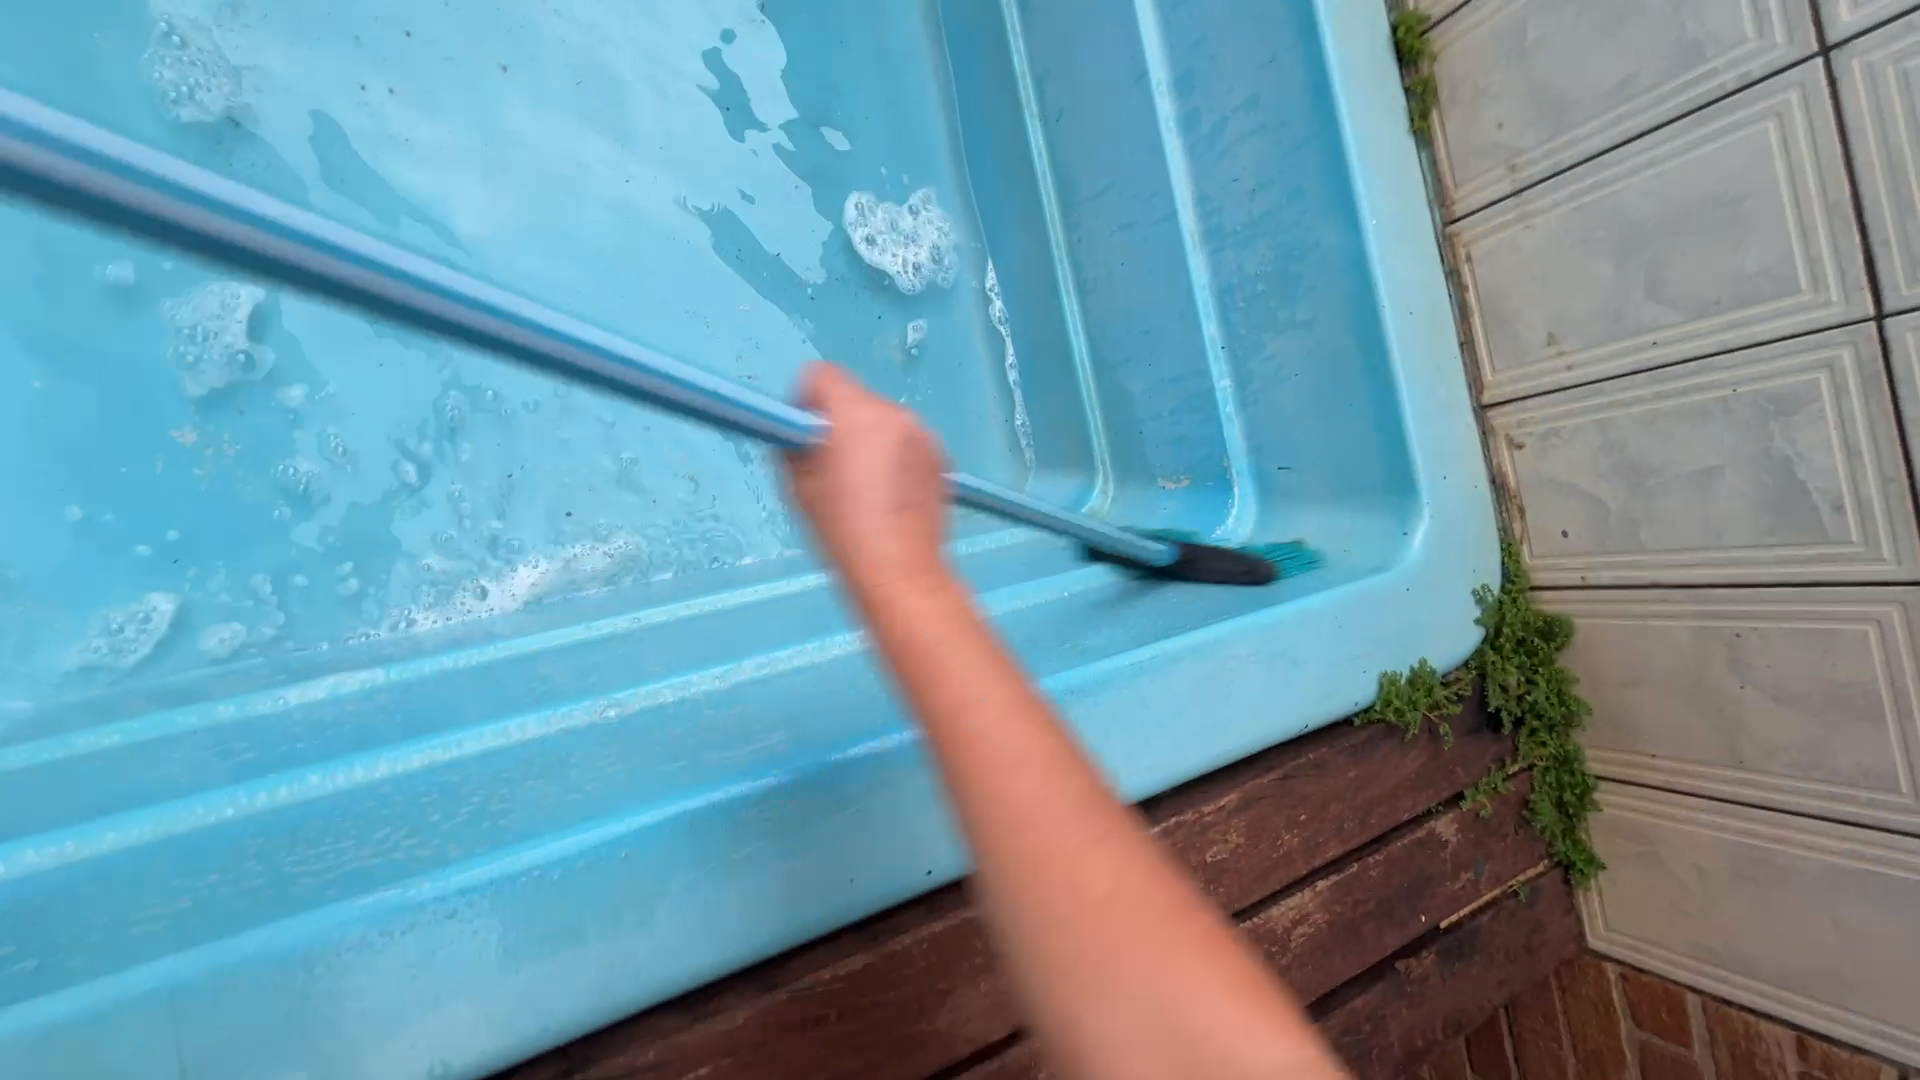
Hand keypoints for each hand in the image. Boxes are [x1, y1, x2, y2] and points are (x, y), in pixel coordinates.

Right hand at [783, 362, 949, 600]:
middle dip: (841, 422)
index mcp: (854, 414)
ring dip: (870, 438)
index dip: (807, 401)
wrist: (900, 569)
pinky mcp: (941, 455)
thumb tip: (800, 431)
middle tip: (835, 467)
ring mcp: (923, 433)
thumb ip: (794, 444)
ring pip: (883, 420)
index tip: (805, 435)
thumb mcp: (798, 486)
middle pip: (855, 398)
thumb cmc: (842, 529)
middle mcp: (893, 412)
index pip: (821, 375)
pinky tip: (892, 494)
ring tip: (867, 486)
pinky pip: (907, 441)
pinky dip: (897, 456)